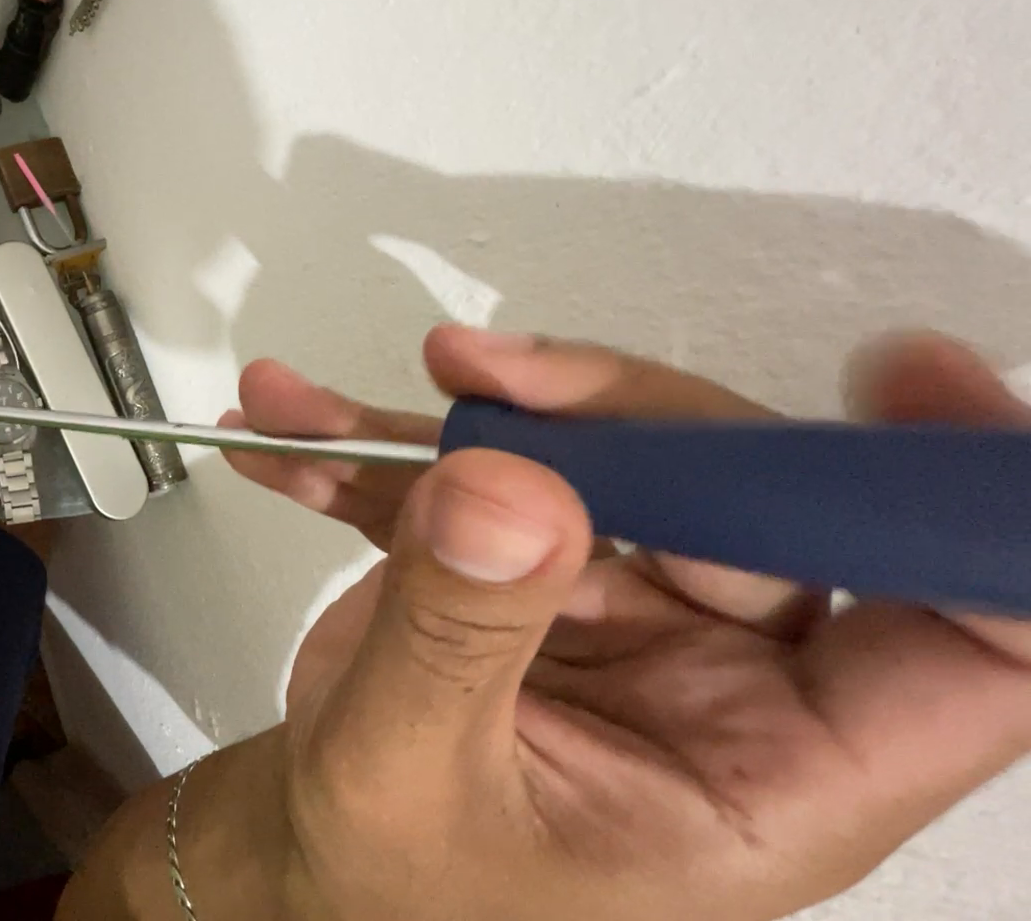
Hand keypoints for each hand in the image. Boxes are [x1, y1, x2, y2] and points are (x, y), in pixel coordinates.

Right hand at [222, 325, 1030, 920]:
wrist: (307, 852)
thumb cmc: (386, 869)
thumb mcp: (411, 769)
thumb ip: (457, 637)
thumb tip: (503, 482)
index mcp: (763, 762)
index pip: (961, 642)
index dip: (962, 507)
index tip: (895, 368)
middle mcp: (706, 662)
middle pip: (718, 490)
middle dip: (590, 417)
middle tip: (462, 371)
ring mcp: (594, 596)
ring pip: (565, 461)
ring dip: (426, 424)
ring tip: (300, 409)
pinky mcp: (499, 562)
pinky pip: (445, 479)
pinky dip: (356, 454)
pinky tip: (276, 440)